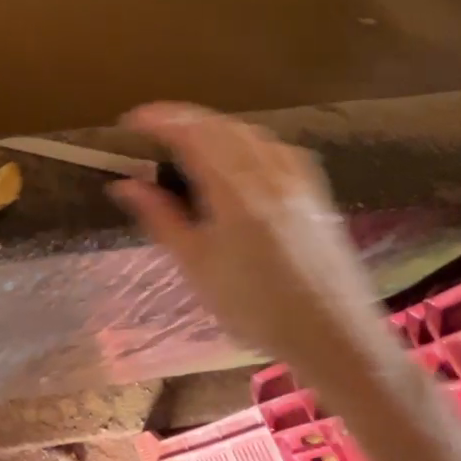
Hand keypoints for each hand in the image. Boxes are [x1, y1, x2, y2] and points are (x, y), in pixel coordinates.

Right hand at [108, 103, 385, 362]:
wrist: (337, 342)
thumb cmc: (256, 309)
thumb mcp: (196, 265)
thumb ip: (160, 217)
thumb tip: (124, 184)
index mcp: (234, 192)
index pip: (191, 135)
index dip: (157, 120)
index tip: (128, 122)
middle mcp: (268, 176)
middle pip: (220, 126)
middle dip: (182, 118)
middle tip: (151, 126)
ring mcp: (297, 183)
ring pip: (250, 133)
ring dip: (214, 125)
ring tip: (190, 136)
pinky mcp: (317, 195)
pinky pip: (278, 148)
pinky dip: (249, 139)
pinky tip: (241, 155)